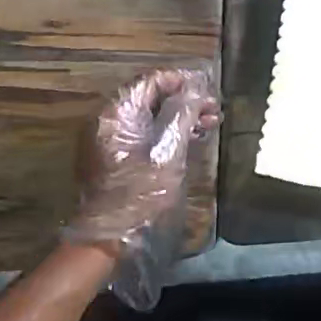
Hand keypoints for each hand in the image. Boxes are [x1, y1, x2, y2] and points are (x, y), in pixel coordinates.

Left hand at [62, 69, 219, 262]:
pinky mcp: (113, 154)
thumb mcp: (169, 154)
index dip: (182, 80)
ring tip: (208, 124)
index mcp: (117, 114)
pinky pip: (142, 130)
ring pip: (149, 114)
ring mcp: (108, 137)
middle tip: (213, 109)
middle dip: (184, 99)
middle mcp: (108, 119)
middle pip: (150, 96)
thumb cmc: (140, 196)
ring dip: (178, 116)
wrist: (107, 240)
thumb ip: (183, 116)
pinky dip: (165, 130)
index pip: (151, 80)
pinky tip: (190, 137)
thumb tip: (196, 91)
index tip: (208, 90)